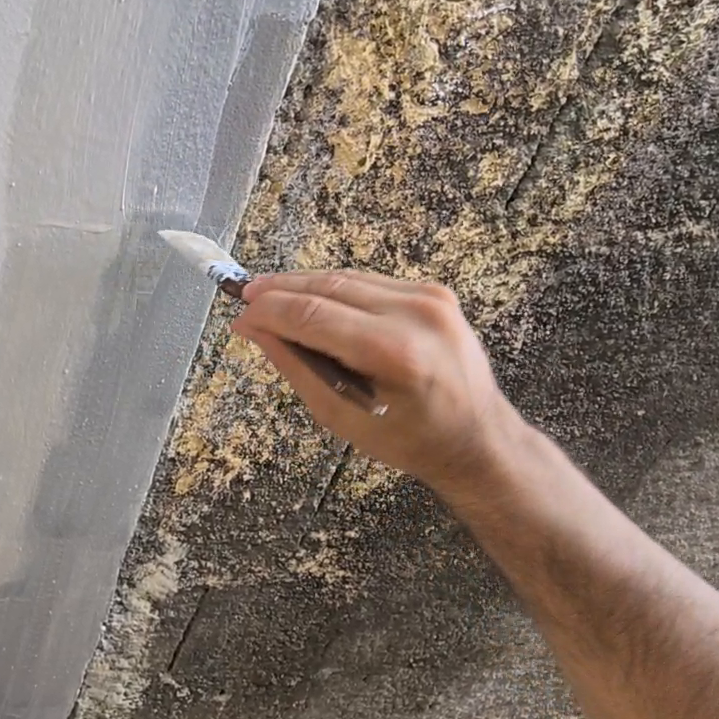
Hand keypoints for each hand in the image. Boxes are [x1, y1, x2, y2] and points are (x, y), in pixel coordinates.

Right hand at [230, 271, 525, 491]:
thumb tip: (250, 329)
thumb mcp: (340, 416)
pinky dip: (333, 289)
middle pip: (327, 287)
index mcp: (394, 352)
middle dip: (280, 290)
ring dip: (303, 285)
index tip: (239, 315)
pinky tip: (309, 300)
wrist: (479, 439)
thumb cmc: (408, 441)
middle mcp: (415, 314)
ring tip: (268, 297)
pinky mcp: (434, 292)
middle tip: (245, 298)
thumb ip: (294, 365)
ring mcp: (429, 297)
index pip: (311, 315)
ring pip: (345, 278)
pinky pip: (368, 282)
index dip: (267, 311)